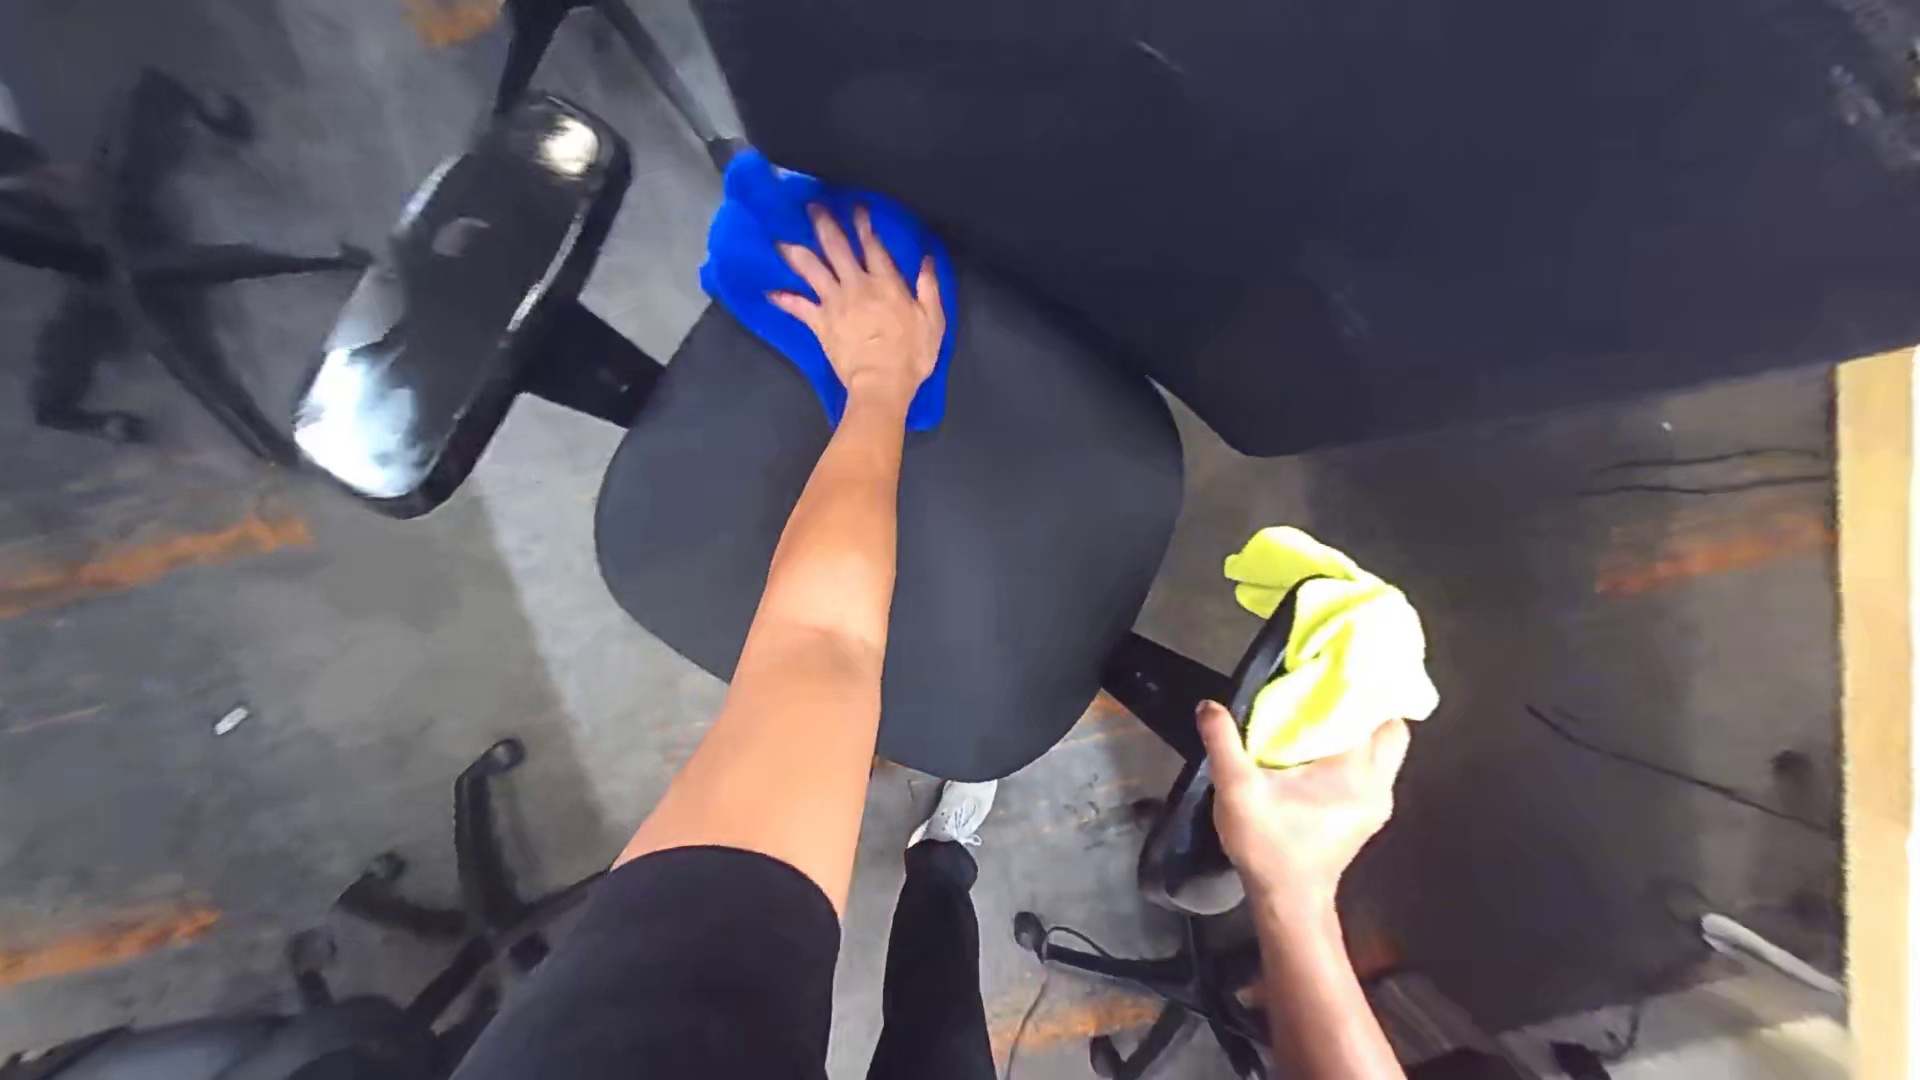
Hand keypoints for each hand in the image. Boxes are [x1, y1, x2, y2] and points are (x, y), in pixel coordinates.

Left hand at [770, 204, 943, 408]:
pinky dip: (784, 299)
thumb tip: (927, 259)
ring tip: (782, 240)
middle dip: (824, 225)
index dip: (863, 225)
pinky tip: (770, 292)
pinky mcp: (821, 324)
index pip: (873, 246)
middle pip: (837, 248)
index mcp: (886, 283)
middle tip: (812, 206)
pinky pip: (798, 307)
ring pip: (812, 269)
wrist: (882, 383)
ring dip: (796, 252)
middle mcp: (857, 286)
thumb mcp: (933, 321)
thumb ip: (929, 288)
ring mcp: (835, 303)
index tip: (856, 207)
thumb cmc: (911, 356)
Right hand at [1197, 701, 1410, 913]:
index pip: (1375, 717)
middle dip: (1365, 704)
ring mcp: (1375, 801)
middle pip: (1390, 730)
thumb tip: (1209, 705)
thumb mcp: (1236, 789)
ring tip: (1319, 707)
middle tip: (1327, 686)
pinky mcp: (1365, 811)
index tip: (1332, 664)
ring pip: (1383, 748)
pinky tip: (1317, 742)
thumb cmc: (1268, 845)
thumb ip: (1223, 742)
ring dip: (1357, 726)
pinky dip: (1351, 746)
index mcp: (1354, 775)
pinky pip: (1370, 764)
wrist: (1287, 899)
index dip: (1358, 687)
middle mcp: (1376, 785)